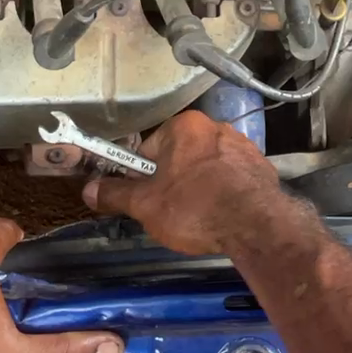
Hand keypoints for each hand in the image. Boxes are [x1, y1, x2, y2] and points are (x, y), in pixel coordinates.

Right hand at [82, 111, 296, 255]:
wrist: (255, 226)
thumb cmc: (194, 208)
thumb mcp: (145, 204)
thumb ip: (116, 194)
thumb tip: (90, 190)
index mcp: (185, 126)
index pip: (148, 148)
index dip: (141, 177)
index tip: (142, 199)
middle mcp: (216, 127)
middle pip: (179, 157)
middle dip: (171, 182)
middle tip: (168, 212)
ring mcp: (243, 146)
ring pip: (206, 169)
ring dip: (198, 188)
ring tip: (197, 218)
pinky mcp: (261, 168)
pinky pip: (231, 179)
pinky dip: (223, 194)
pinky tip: (221, 216)